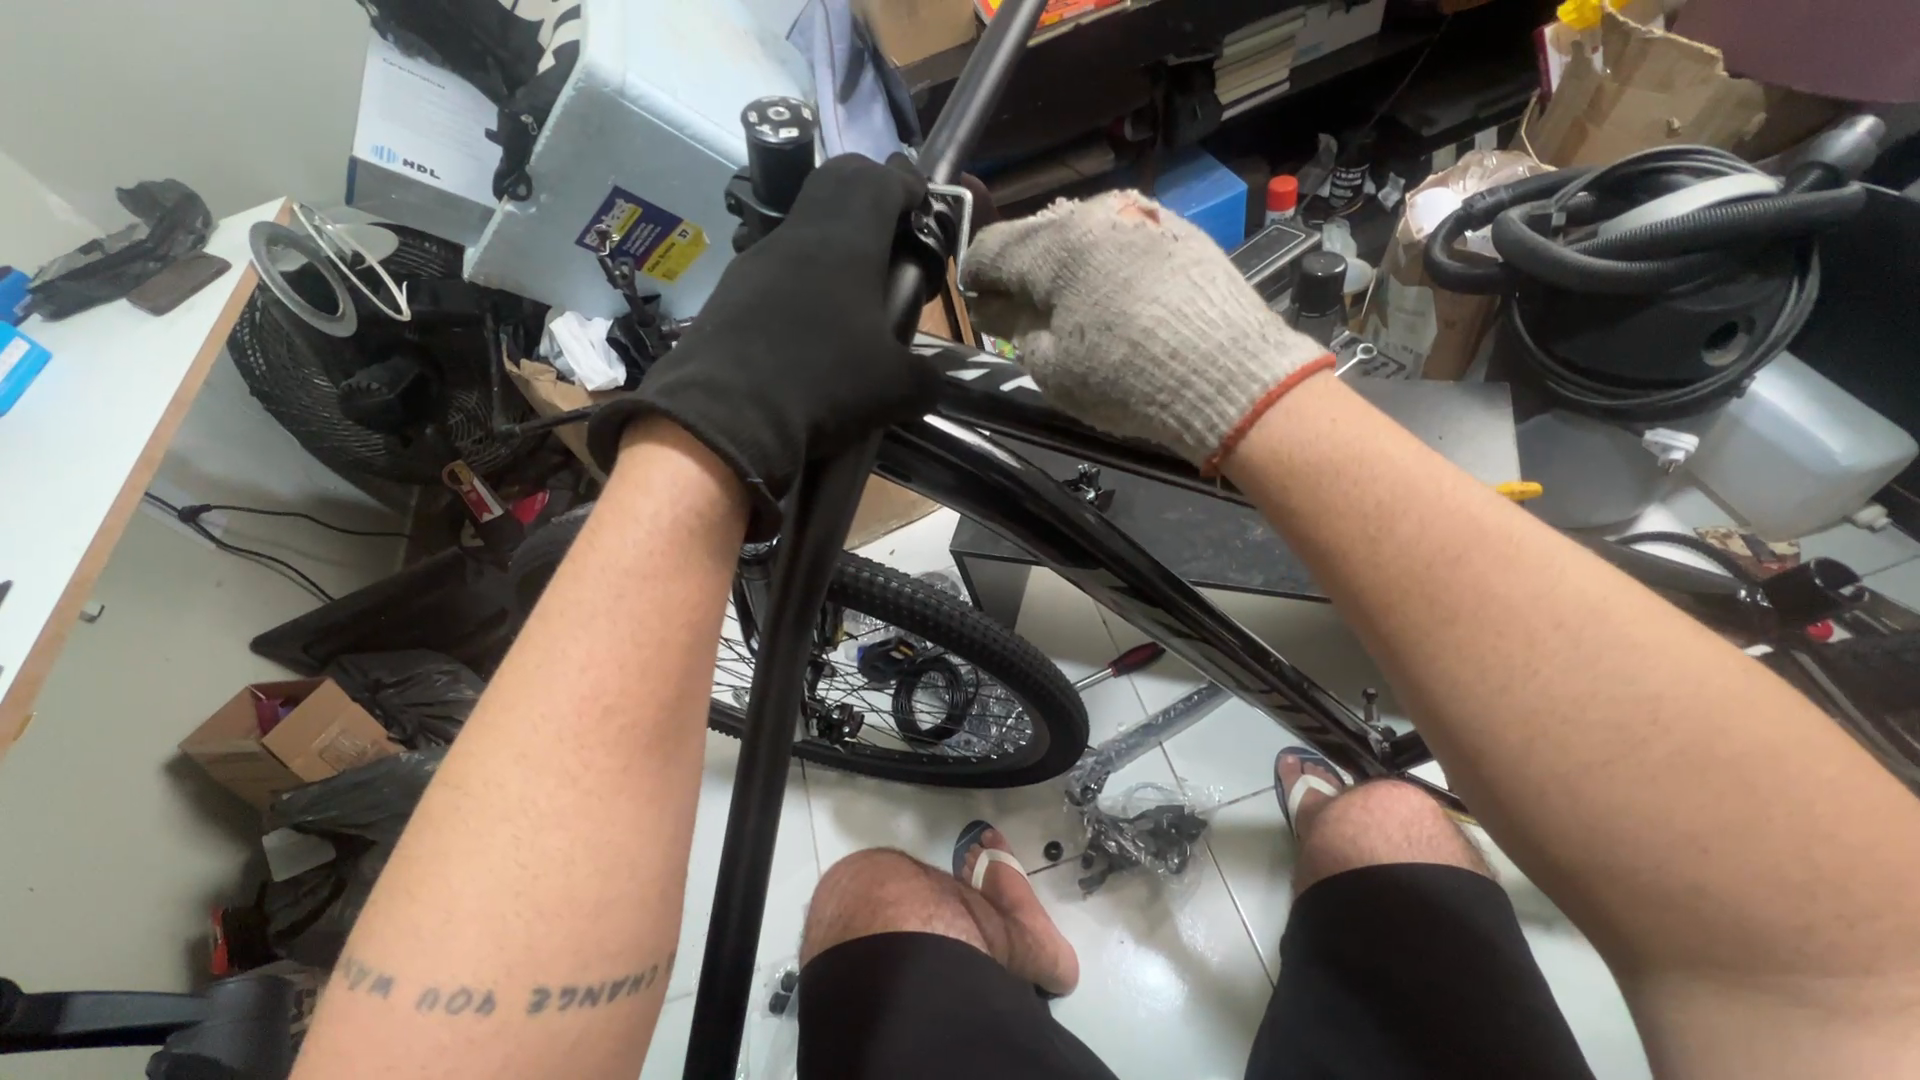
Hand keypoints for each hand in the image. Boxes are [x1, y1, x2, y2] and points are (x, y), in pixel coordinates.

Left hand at [589, 154, 943, 538]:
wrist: (726, 417)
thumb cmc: (824, 384)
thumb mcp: (896, 389)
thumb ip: (927, 377)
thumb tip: (933, 380)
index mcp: (847, 241)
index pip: (880, 181)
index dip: (907, 184)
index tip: (922, 203)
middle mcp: (798, 236)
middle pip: (836, 183)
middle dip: (869, 195)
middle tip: (892, 230)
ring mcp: (757, 262)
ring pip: (803, 227)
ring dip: (833, 242)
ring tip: (855, 287)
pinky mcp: (730, 294)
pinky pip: (776, 268)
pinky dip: (802, 278)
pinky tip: (810, 324)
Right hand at [962, 192, 1332, 473]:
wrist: (1230, 377)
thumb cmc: (1127, 377)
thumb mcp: (1052, 368)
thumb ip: (1016, 329)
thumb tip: (1000, 308)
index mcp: (1054, 245)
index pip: (991, 248)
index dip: (975, 277)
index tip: (977, 301)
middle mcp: (1095, 215)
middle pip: (1037, 237)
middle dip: (1022, 273)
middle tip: (1021, 313)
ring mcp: (1142, 219)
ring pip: (1082, 237)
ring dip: (1066, 268)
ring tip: (1072, 310)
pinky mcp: (1179, 234)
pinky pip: (1123, 244)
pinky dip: (1106, 268)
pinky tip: (1116, 302)